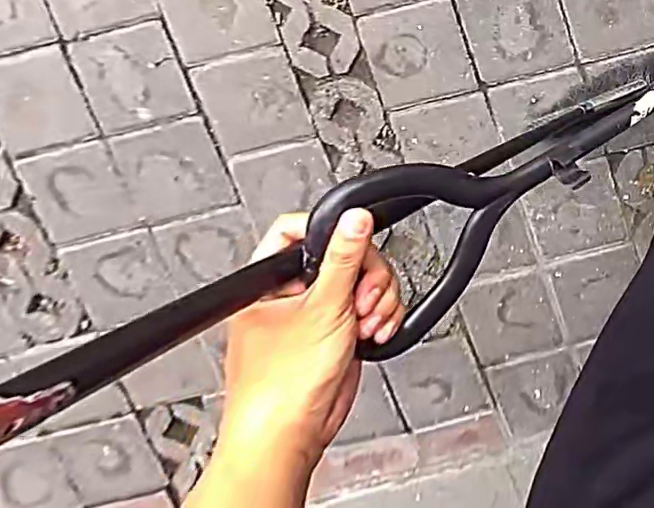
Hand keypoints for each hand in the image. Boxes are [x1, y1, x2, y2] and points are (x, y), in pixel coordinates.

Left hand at [213, 210, 404, 469]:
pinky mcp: (342, 326)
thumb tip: (354, 217)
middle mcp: (295, 293)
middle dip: (368, 277)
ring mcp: (319, 311)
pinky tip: (372, 332)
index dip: (327, 229)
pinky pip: (376, 302)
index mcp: (271, 282)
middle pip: (347, 254)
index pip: (296, 232)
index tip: (354, 238)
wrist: (292, 436)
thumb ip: (344, 257)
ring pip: (366, 278)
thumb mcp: (322, 306)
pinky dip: (382, 315)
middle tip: (362, 298)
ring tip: (366, 322)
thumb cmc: (281, 386)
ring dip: (379, 300)